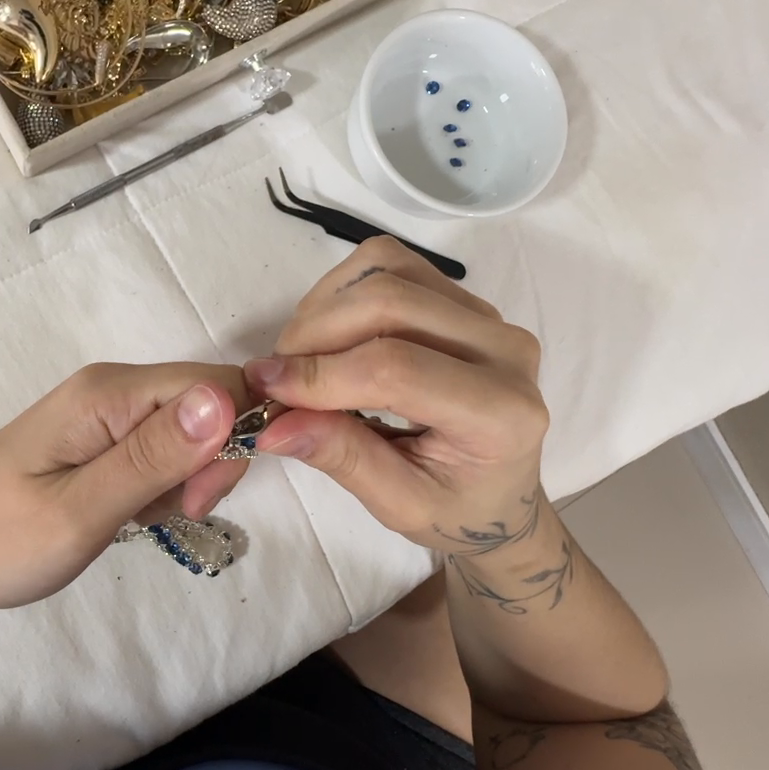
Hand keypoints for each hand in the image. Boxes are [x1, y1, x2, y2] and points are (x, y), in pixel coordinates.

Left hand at [0, 363, 250, 609]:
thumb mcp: (80, 509)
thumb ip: (153, 456)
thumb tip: (224, 399)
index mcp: (110, 393)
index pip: (217, 382)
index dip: (233, 435)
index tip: (201, 495)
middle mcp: (115, 388)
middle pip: (209, 403)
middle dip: (209, 462)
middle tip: (169, 512)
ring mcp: (109, 411)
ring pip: (192, 431)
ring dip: (185, 479)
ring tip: (139, 517)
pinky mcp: (104, 436)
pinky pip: (163, 450)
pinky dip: (162, 485)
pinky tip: (129, 512)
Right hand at [247, 237, 549, 548]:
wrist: (498, 490)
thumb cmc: (453, 507)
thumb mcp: (399, 505)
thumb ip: (341, 458)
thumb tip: (271, 424)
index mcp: (501, 413)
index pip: (397, 368)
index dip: (321, 374)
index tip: (265, 388)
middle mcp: (503, 349)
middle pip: (391, 302)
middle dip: (314, 333)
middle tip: (276, 375)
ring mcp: (485, 314)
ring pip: (387, 270)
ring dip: (324, 306)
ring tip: (302, 355)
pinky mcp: (460, 296)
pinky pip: (389, 262)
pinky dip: (342, 288)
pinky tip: (329, 331)